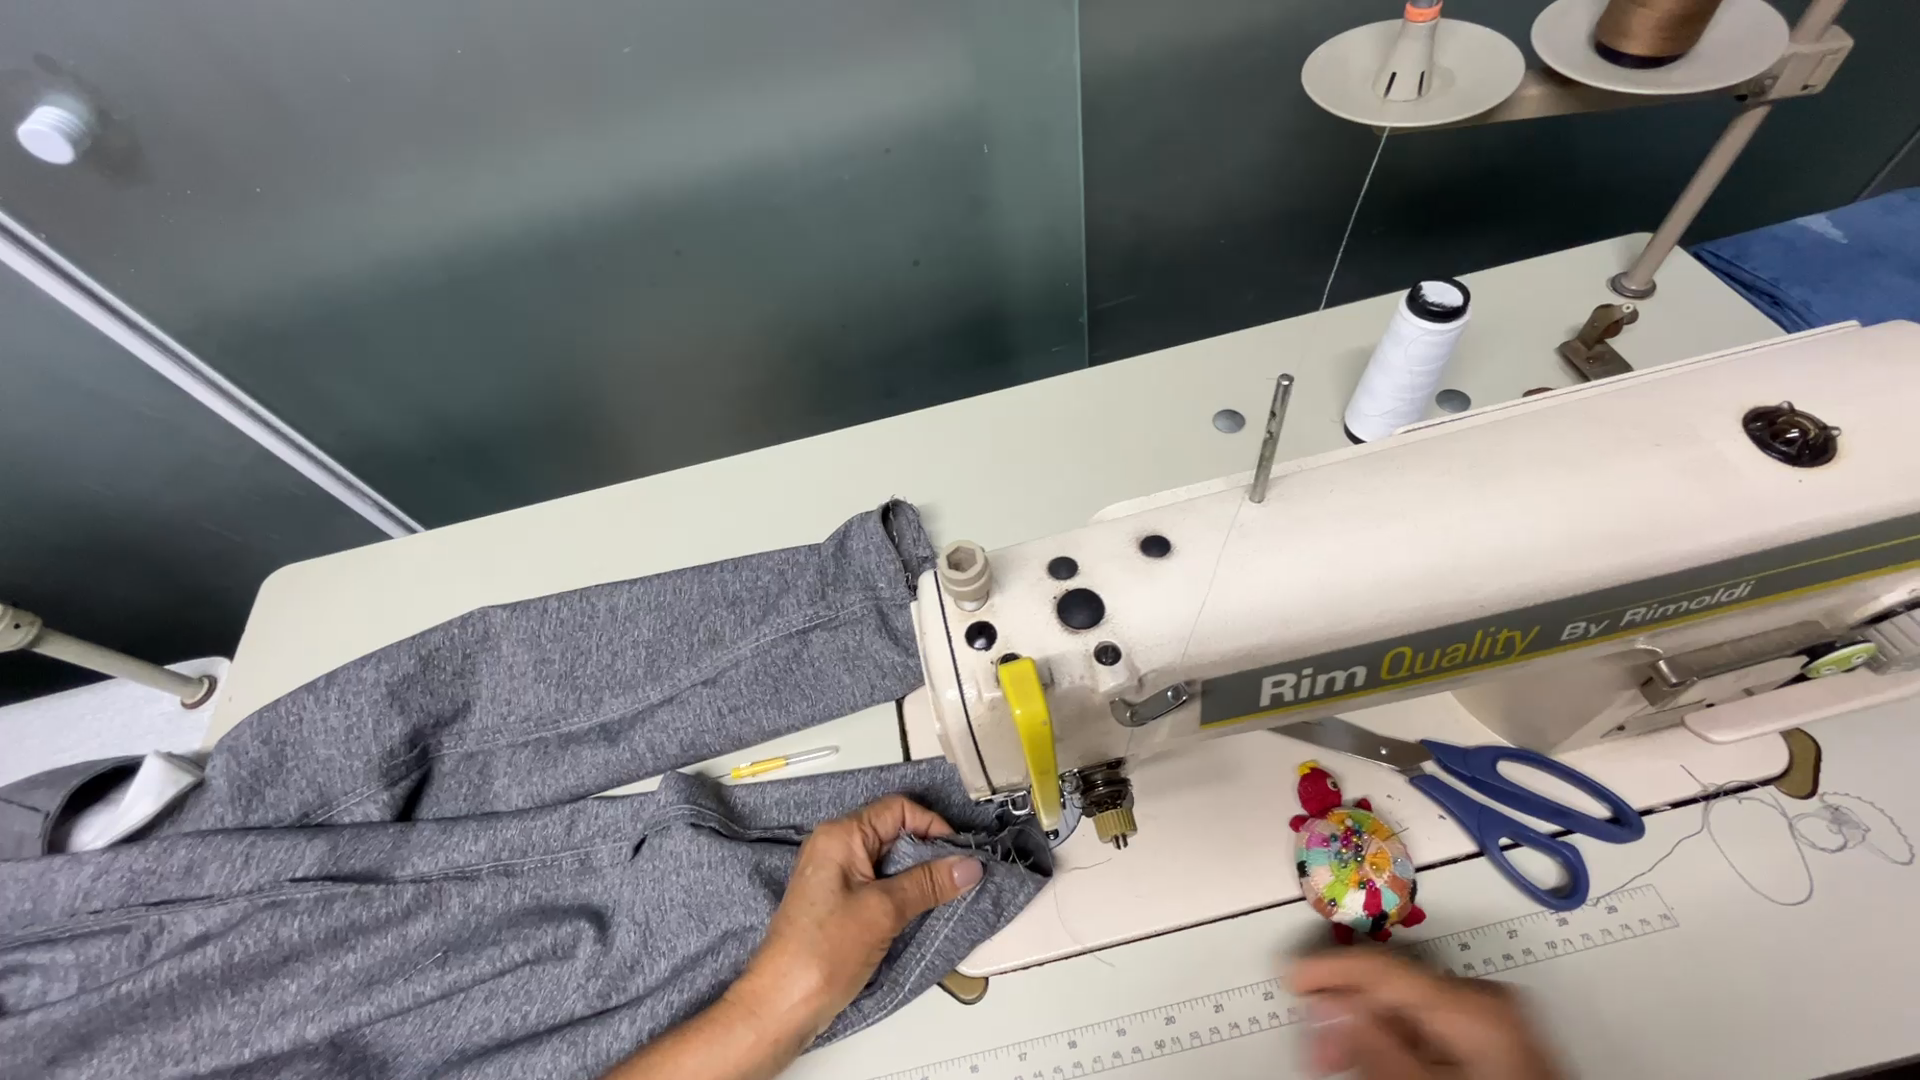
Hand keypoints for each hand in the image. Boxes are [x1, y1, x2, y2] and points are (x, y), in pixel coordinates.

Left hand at [603, 796, 985, 1079]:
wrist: (780, 1007)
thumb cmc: (822, 952)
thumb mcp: (884, 911)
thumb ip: (929, 883)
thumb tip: (969, 865)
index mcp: (841, 834)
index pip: (898, 809)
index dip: (932, 825)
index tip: (960, 853)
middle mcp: (836, 846)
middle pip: (895, 832)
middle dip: (930, 850)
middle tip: (960, 874)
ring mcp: (835, 875)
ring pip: (890, 860)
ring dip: (919, 874)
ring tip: (947, 892)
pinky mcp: (838, 902)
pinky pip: (879, 882)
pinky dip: (903, 891)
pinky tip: (922, 909)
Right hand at [1289, 950, 1563, 1079]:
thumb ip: (1376, 1043)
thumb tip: (1326, 1000)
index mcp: (1473, 1000)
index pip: (1380, 964)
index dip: (1327, 968)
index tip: (1291, 979)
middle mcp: (1484, 995)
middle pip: (1390, 984)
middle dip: (1345, 1008)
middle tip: (1312, 1039)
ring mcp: (1495, 1013)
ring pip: (1406, 1004)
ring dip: (1368, 1025)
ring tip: (1340, 1056)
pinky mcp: (1497, 1034)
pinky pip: (1430, 1021)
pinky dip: (1399, 1035)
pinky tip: (1382, 1056)